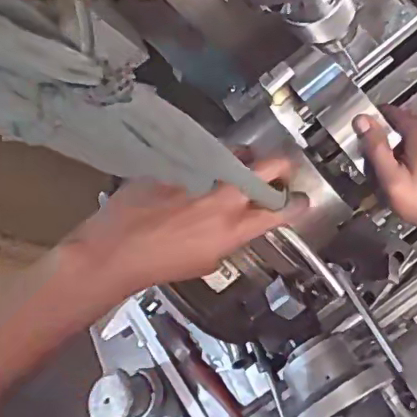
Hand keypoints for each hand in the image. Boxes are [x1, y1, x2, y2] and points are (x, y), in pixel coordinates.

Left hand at [57, 155, 303, 303]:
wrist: (116, 249)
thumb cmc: (158, 263)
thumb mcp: (206, 261)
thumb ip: (228, 239)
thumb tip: (235, 227)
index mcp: (234, 227)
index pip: (281, 209)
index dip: (297, 204)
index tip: (300, 200)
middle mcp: (223, 196)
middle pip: (270, 166)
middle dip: (282, 166)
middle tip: (279, 171)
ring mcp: (201, 174)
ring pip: (237, 152)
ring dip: (243, 159)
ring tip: (236, 166)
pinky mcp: (178, 162)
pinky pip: (202, 154)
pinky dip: (206, 161)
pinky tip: (196, 171)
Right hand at [355, 106, 416, 229]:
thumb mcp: (391, 176)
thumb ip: (375, 146)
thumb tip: (361, 118)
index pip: (387, 111)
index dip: (370, 123)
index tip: (360, 140)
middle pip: (396, 123)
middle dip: (381, 138)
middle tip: (372, 163)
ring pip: (406, 134)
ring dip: (393, 147)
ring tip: (385, 170)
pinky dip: (405, 152)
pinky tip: (401, 173)